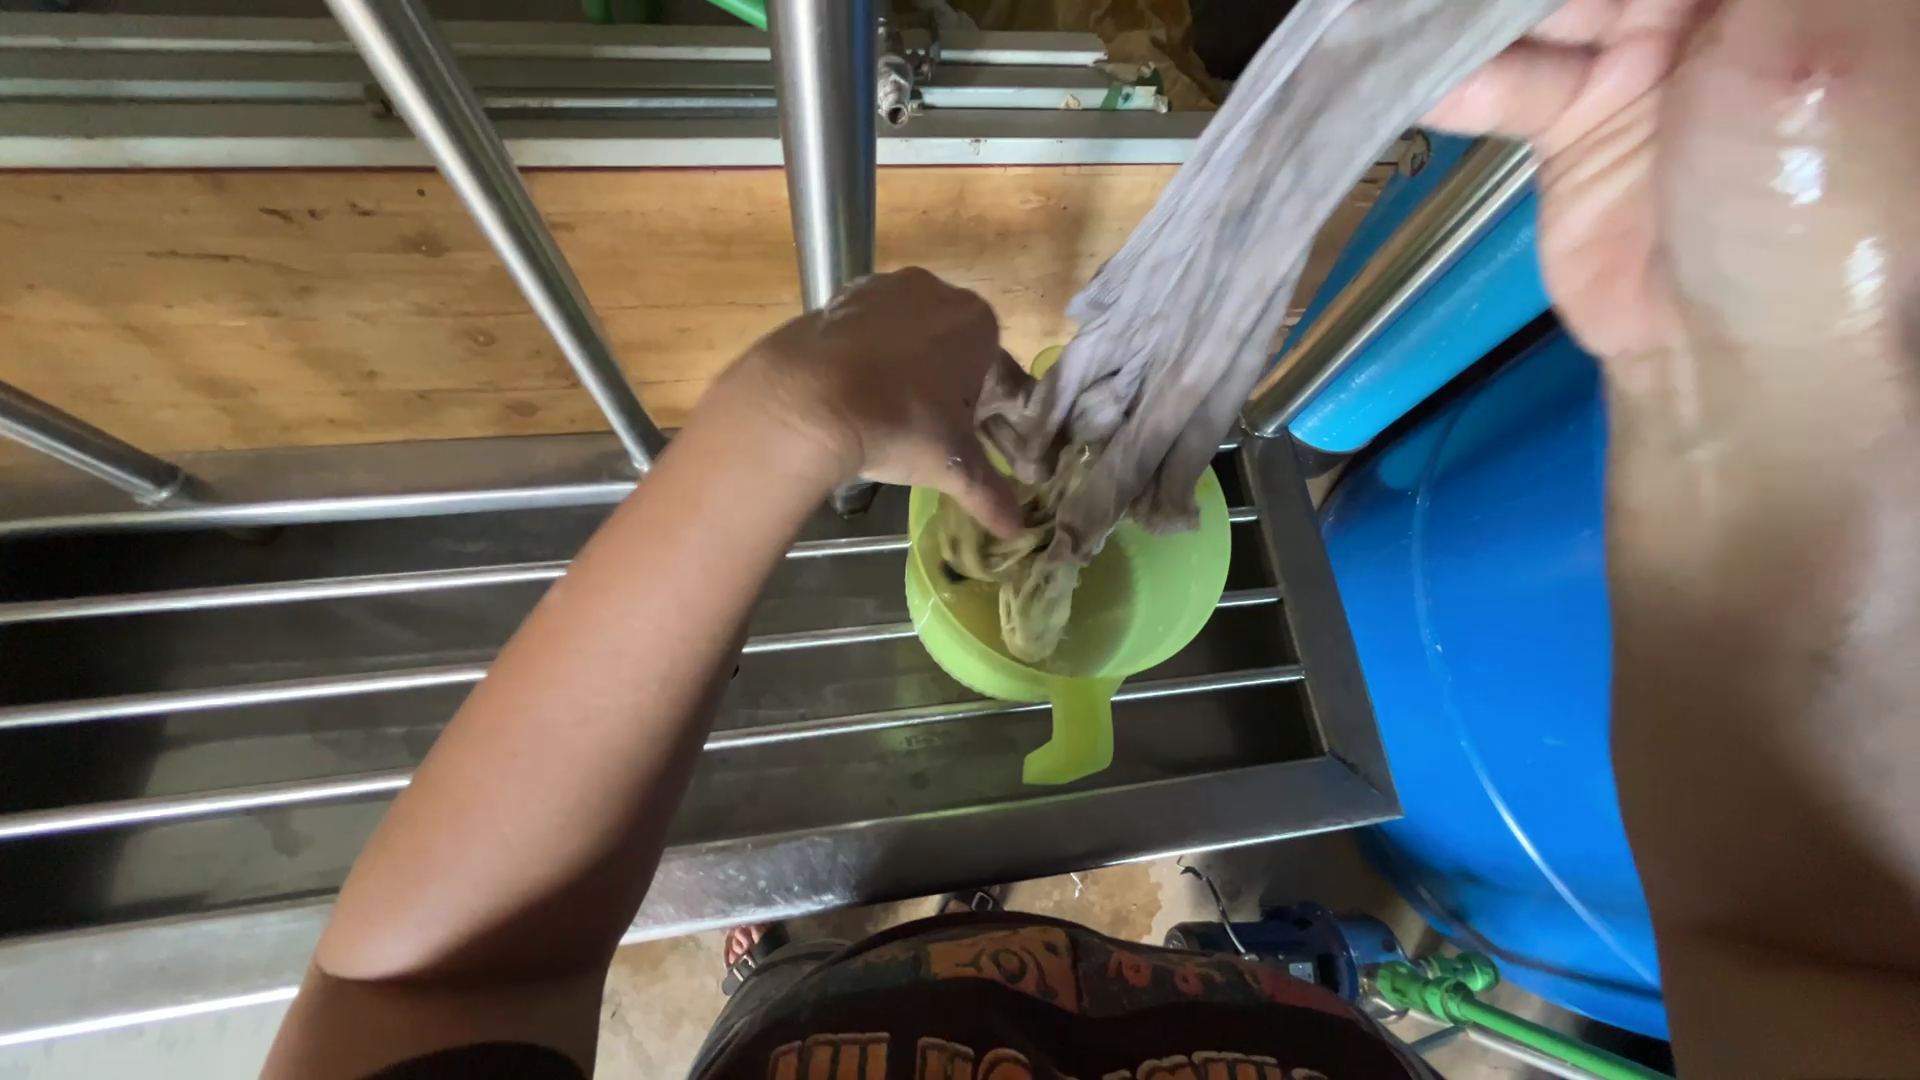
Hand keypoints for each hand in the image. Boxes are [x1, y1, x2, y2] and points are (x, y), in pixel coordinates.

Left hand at [704, 267, 1024, 537]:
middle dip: (946, 384)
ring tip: (887, 412)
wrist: (810, 399)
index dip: (987, 409)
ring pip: (907, 335)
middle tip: (928, 428)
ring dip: (905, 367)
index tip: (969, 435)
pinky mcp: (836, 299)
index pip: (997, 371)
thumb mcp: (952, 466)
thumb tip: (1016, 532)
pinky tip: (853, 393)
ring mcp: (882, 289)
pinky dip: (865, 357)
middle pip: (951, 347)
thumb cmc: (901, 424)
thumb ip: (989, 494)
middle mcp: (934, 292)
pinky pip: (864, 331)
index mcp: (977, 324)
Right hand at [1428, 0, 1915, 384]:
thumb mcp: (1812, 44)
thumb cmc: (1808, 186)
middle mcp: (1719, 6)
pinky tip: (1435, 86)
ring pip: (1557, 13)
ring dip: (1493, 24)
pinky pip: (1516, 88)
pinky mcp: (1572, 121)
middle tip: (1462, 5)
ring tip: (1424, 26)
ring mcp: (1640, 58)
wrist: (1718, 336)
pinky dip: (1473, 87)